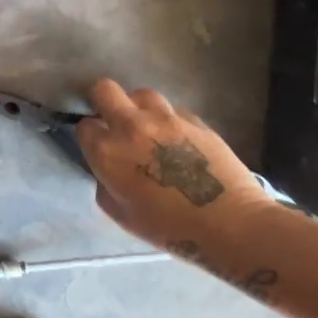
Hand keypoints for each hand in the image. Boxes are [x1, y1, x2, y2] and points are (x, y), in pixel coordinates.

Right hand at [75, 79, 271, 246]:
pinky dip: (171, 122)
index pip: (84, 126)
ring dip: (139, 108)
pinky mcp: (197, 123)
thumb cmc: (170, 227)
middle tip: (112, 120)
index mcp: (107, 150)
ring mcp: (166, 120)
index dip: (90, 135)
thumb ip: (105, 183)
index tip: (98, 147)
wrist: (233, 226)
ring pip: (142, 95)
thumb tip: (110, 170)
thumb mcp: (120, 213)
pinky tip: (179, 142)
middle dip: (102, 100)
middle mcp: (131, 126)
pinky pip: (175, 112)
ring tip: (148, 128)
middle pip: (104, 90)